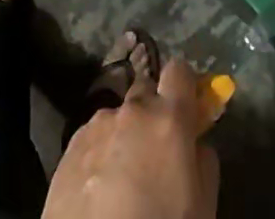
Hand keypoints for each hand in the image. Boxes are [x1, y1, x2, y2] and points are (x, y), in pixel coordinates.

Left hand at [43, 59, 219, 218]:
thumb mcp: (203, 204)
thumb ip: (204, 160)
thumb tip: (195, 141)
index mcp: (169, 118)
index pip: (180, 70)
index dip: (185, 85)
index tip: (188, 107)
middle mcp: (132, 111)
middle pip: (146, 91)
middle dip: (153, 111)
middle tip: (155, 149)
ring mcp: (97, 125)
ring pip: (118, 117)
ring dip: (125, 134)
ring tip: (123, 177)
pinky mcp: (69, 146)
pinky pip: (94, 137)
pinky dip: (100, 152)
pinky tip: (100, 187)